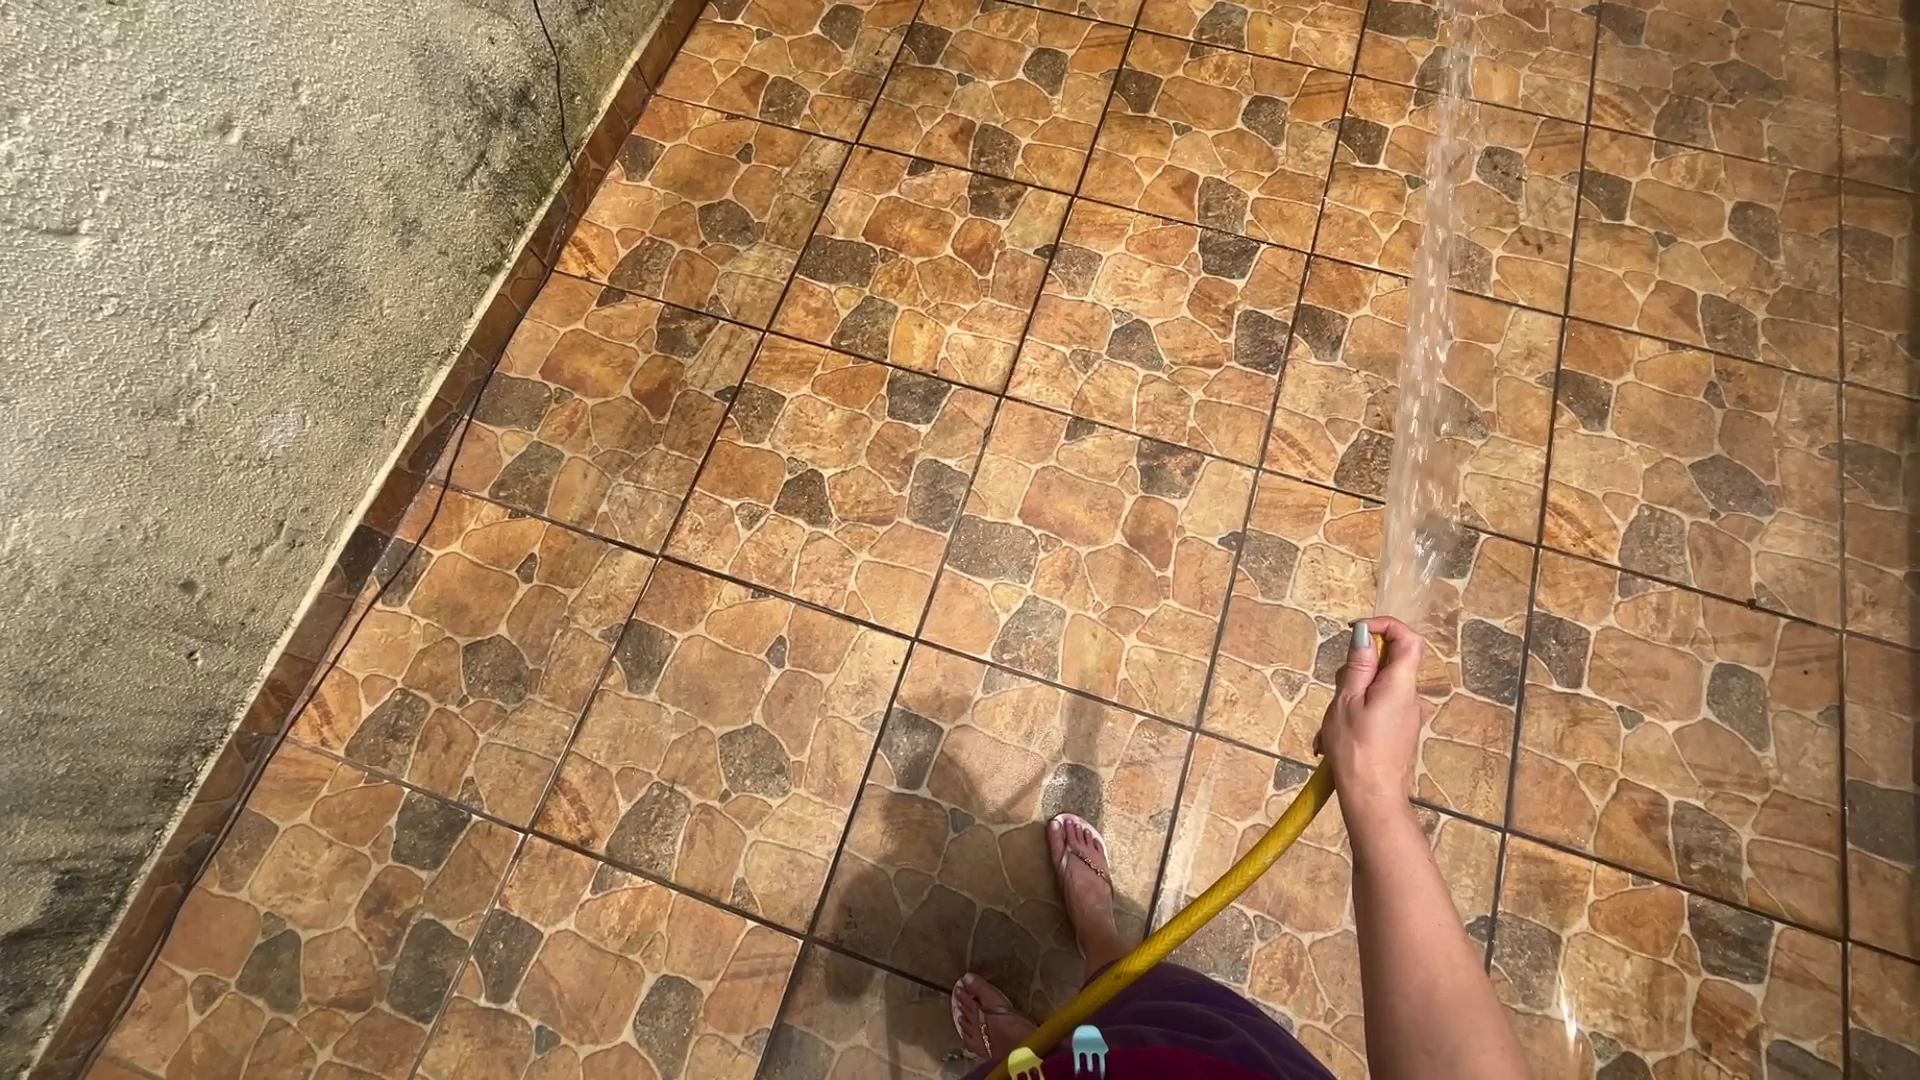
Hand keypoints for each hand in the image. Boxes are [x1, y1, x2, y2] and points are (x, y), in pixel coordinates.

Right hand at [1315, 616, 1424, 819]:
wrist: (1372, 798)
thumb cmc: (1356, 749)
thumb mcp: (1346, 701)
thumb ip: (1357, 666)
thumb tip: (1364, 634)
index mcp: (1399, 685)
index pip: (1408, 638)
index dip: (1385, 625)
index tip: (1356, 631)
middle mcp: (1410, 696)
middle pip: (1388, 662)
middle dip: (1357, 667)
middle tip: (1337, 689)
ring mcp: (1406, 714)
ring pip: (1377, 686)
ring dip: (1350, 695)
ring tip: (1330, 723)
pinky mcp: (1398, 729)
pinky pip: (1375, 707)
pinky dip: (1354, 712)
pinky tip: (1334, 739)